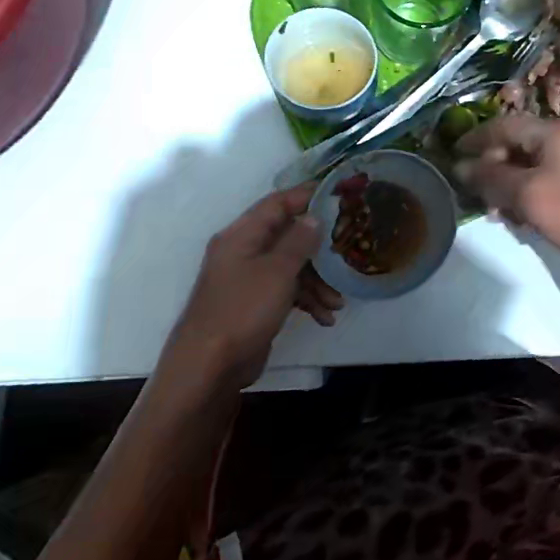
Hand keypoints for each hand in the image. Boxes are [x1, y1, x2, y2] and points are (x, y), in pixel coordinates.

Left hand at [162, 184, 344, 388]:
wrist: (210, 365)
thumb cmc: (243, 309)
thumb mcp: (277, 271)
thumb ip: (298, 241)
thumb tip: (313, 217)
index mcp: (242, 235)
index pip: (277, 204)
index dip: (307, 195)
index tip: (338, 194)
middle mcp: (244, 251)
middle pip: (287, 236)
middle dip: (319, 248)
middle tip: (349, 248)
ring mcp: (248, 279)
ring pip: (291, 267)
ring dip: (317, 282)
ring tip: (338, 302)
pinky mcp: (255, 303)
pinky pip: (286, 291)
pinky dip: (306, 300)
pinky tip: (325, 317)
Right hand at [456, 115, 559, 283]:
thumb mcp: (526, 195)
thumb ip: (490, 177)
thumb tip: (460, 166)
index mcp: (556, 132)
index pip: (505, 124)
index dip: (475, 139)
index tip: (451, 156)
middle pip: (516, 145)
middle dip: (491, 168)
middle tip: (474, 193)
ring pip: (527, 167)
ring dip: (506, 187)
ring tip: (494, 213)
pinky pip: (541, 184)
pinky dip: (524, 198)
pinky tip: (518, 220)